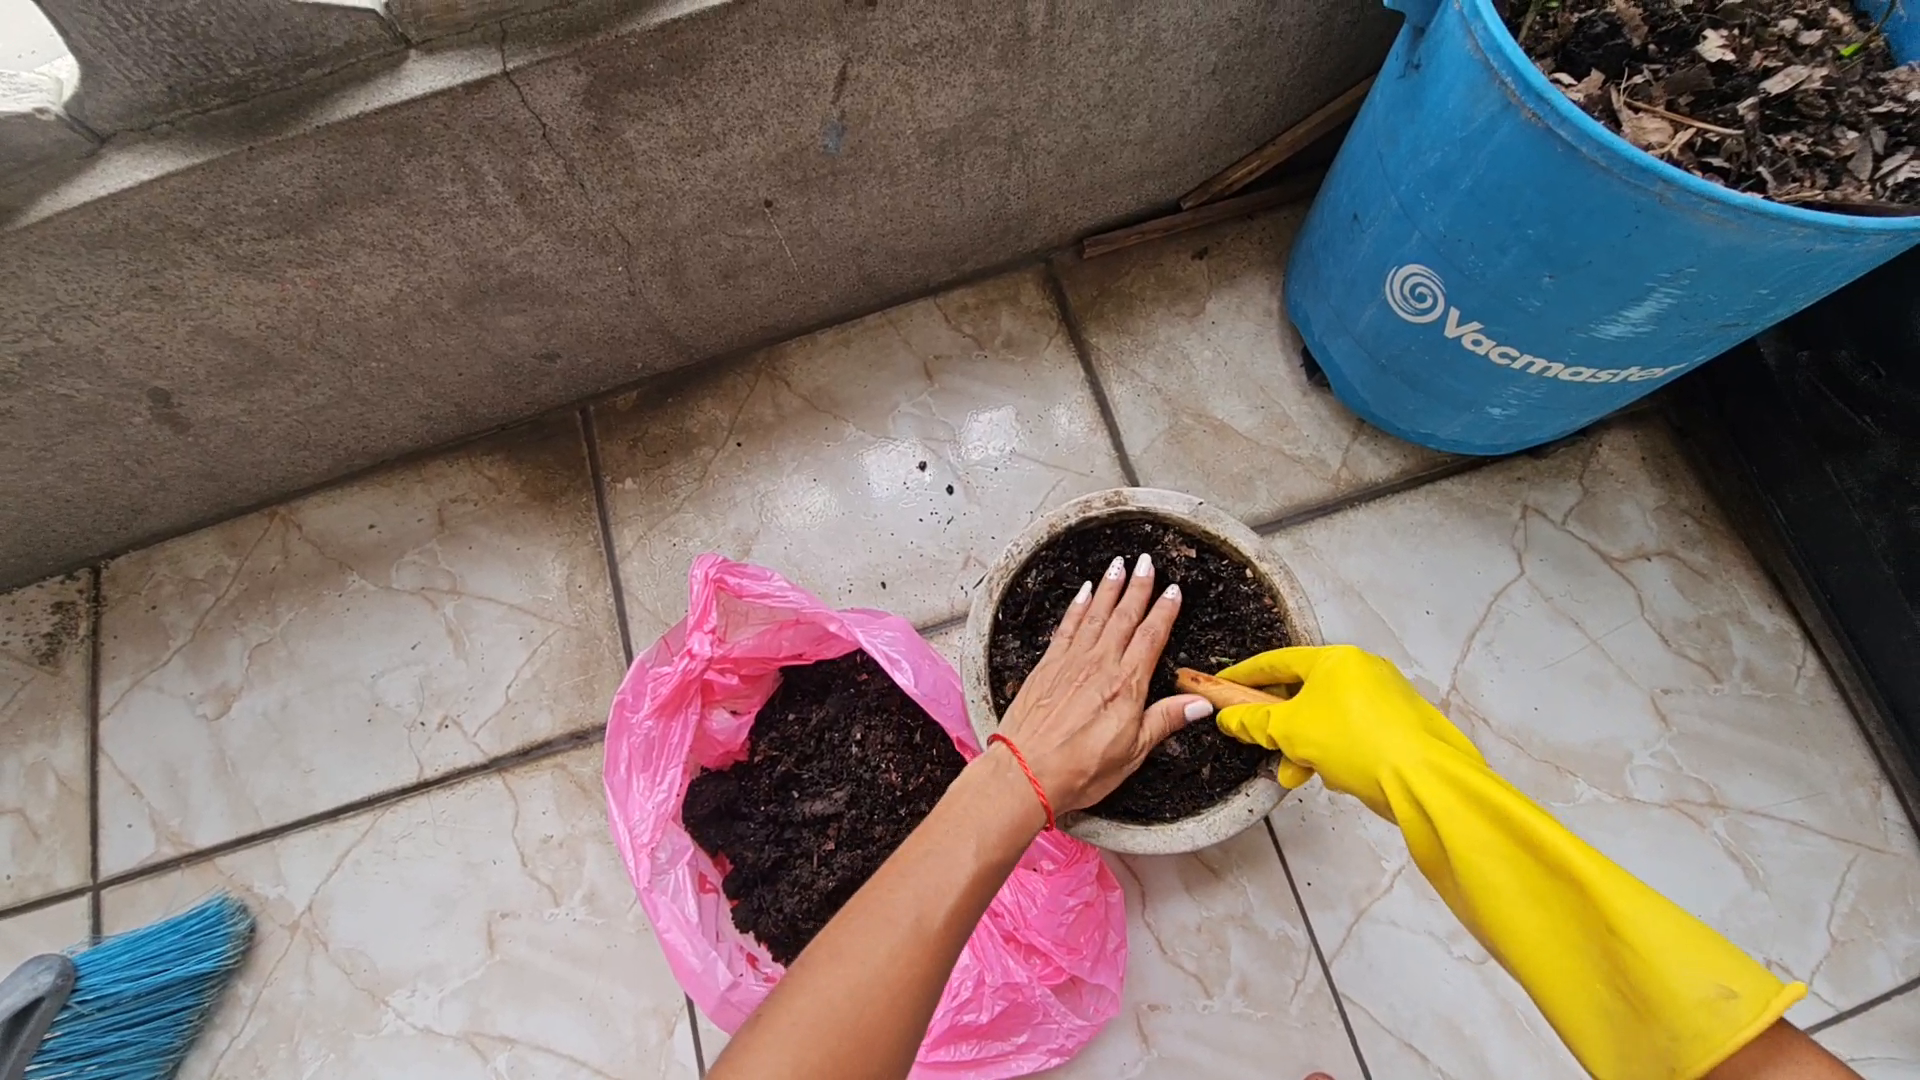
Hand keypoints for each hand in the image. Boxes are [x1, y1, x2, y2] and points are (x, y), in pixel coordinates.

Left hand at [993, 552, 1213, 813]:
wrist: (1026, 770)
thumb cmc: (1078, 769)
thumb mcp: (1133, 752)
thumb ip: (1165, 720)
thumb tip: (1199, 704)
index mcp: (1126, 686)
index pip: (1151, 638)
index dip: (1164, 612)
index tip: (1173, 591)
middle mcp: (1100, 666)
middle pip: (1124, 617)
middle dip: (1138, 587)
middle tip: (1146, 562)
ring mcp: (1071, 662)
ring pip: (1095, 614)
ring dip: (1108, 588)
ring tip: (1118, 565)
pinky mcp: (1047, 665)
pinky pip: (1066, 627)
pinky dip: (1077, 607)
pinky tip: (1083, 592)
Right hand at [1216, 645, 1808, 1079]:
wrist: (1431, 784)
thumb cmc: (1352, 742)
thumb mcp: (1290, 731)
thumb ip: (1254, 722)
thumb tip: (1227, 718)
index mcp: (1336, 659)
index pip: (1276, 661)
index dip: (1242, 676)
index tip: (1216, 686)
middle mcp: (1364, 671)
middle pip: (1303, 691)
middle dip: (1277, 722)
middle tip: (1257, 741)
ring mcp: (1389, 700)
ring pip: (1328, 718)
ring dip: (1304, 744)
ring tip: (1293, 773)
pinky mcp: (1405, 730)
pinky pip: (1353, 735)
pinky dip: (1333, 753)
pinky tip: (1330, 777)